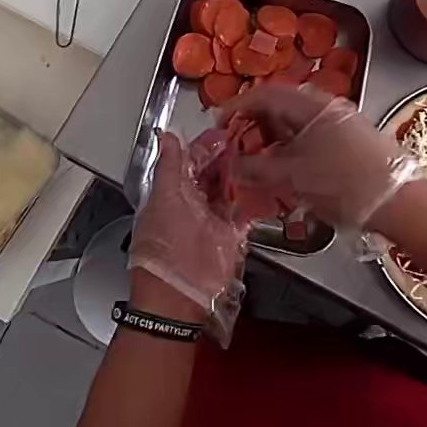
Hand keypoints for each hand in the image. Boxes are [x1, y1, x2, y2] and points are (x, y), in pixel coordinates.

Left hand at [127, 131, 246, 324]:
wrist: (177, 296)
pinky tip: (264, 187)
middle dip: (228, 157)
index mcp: (173, 192)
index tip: (224, 130)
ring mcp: (212, 220)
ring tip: (259, 157)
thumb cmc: (163, 250)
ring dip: (242, 175)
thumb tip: (165, 137)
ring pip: (230, 190)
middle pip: (213, 173)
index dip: (206, 145)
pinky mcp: (230, 237)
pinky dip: (254, 201)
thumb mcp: (164, 199)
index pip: (190, 161)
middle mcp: (193, 204)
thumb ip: (168, 167)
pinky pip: (244, 214)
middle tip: (248, 140)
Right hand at [220, 84, 416, 229]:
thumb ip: (255, 169)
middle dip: (252, 125)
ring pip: (294, 124)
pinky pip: (309, 137)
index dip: (236, 108)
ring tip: (256, 162)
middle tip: (235, 146)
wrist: (402, 205)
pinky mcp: (350, 142)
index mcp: (310, 106)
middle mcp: (326, 107)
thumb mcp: (292, 177)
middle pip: (279, 106)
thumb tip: (231, 166)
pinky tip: (284, 170)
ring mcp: (340, 124)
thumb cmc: (345, 184)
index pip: (263, 95)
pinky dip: (289, 148)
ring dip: (271, 139)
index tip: (217, 125)